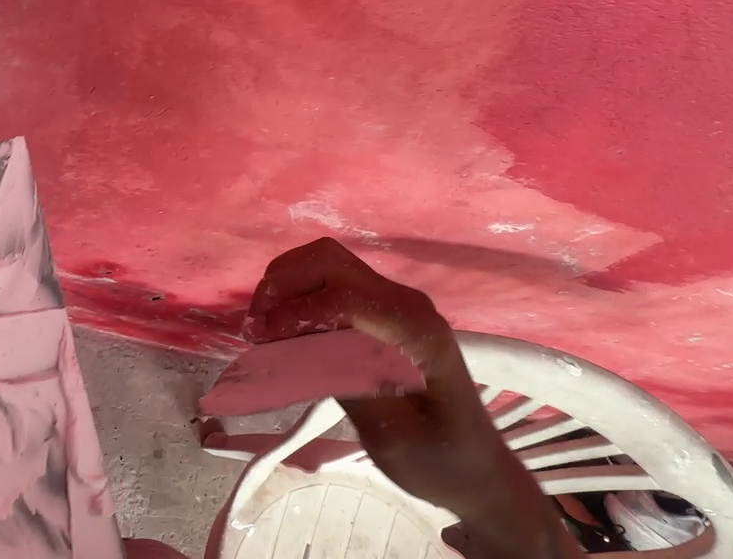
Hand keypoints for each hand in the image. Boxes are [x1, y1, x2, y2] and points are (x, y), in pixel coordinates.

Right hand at [245, 239, 575, 558]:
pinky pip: (332, 281)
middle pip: (328, 261)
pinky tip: (283, 324)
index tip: (260, 338)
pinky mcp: (381, 309)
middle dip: (283, 283)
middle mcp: (405, 301)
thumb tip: (290, 343)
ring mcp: (394, 300)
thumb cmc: (439, 460)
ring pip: (326, 262)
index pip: (343, 297)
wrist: (476, 471)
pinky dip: (299, 292)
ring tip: (264, 323)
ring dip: (288, 283)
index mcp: (415, 328)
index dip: (294, 312)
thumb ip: (344, 380)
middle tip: (256, 325)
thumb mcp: (392, 435)